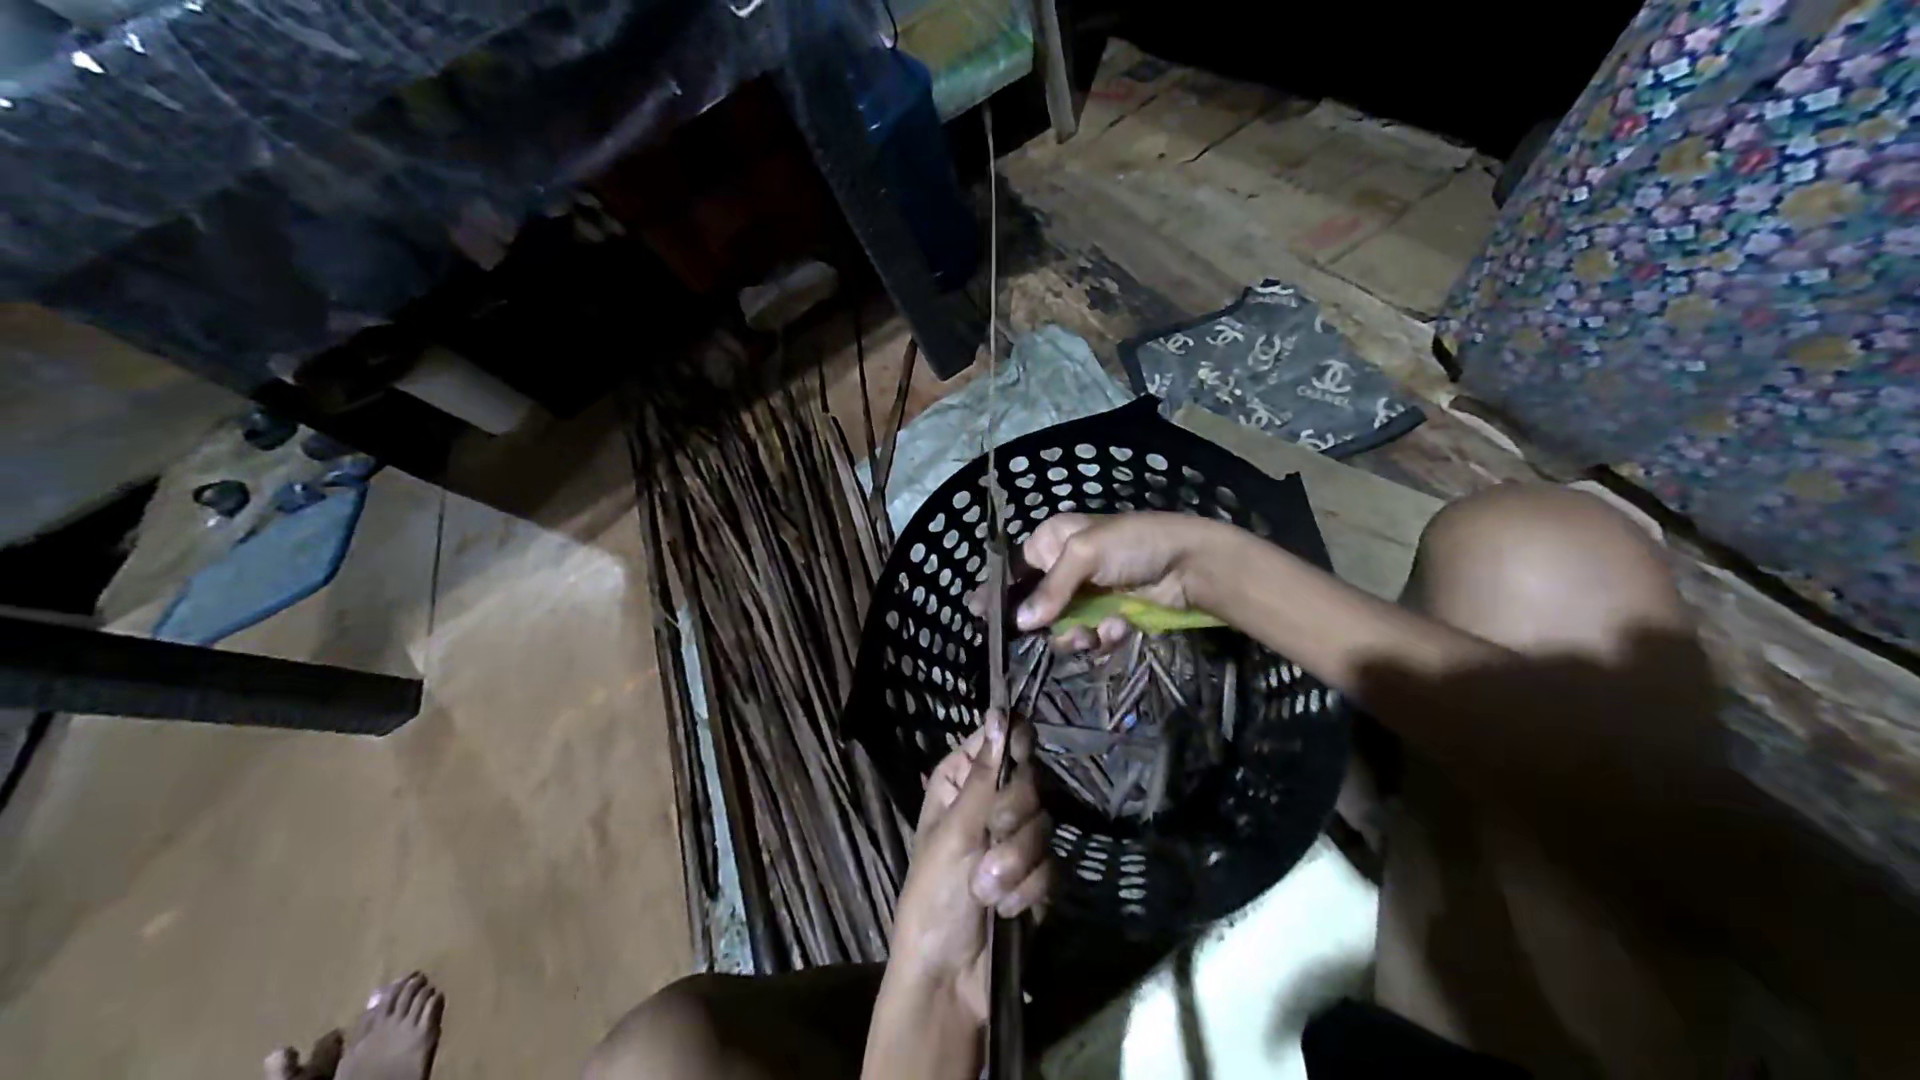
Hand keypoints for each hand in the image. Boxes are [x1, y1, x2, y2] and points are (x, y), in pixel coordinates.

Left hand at [887, 710, 1051, 1024]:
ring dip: (1016, 863)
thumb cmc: (933, 896)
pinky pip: (1051, 865)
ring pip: (1043, 825)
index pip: (999, 739)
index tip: (1021, 756)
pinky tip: (1005, 910)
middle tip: (990, 838)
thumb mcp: (954, 832)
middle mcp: (991, 801)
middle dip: (1012, 819)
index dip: (1015, 742)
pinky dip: (1028, 890)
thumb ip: (985, 776)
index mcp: (961, 780)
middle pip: (1029, 781)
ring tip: (987, 891)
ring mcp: (1017, 838)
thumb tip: (1000, 711)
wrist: (949, 977)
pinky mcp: (1038, 873)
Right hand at [1016, 511, 1239, 650]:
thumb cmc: (1134, 545)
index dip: (1008, 595)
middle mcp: (1066, 565)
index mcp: (1053, 539)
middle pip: (1039, 607)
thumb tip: (1019, 622)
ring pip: (1063, 627)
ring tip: (1098, 632)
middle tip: (1071, 632)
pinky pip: (1091, 635)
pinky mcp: (1109, 615)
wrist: (1192, 565)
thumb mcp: (1086, 554)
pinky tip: (1121, 626)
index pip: (1018, 570)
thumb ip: (1051, 589)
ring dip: (1080, 635)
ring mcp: (1088, 593)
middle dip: (1053, 624)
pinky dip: (1105, 635)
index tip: (995, 619)